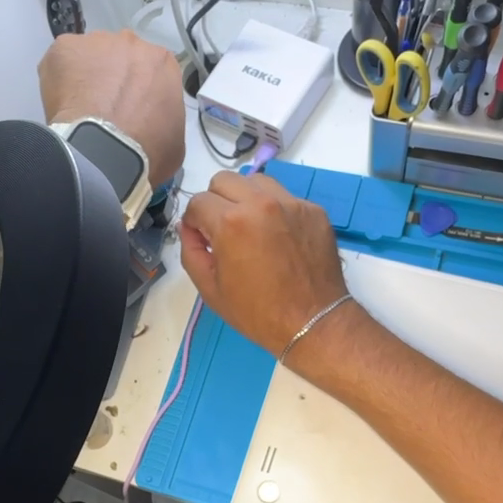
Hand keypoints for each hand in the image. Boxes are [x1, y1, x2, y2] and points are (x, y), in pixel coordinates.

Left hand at [37, 29, 184, 184]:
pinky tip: (62, 106)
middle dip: (113, 80)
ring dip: (86, 78)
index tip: (132, 112)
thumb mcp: (174, 142)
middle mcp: (131, 42)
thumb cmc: (148, 152)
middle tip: (104, 112)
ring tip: (81, 111)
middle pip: (120, 58)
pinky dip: (60, 81)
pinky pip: (61, 62)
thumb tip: (152, 125)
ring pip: (90, 57)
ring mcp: (95, 42)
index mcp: (162, 62)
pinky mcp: (64, 48)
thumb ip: (166, 120)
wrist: (106, 152)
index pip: (151, 71)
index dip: (140, 92)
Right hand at [178, 172, 351, 355]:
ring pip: (256, 181)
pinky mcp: (313, 210)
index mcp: (231, 223)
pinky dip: (275, 211)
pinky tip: (279, 238)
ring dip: (245, 198)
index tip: (202, 238)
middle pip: (224, 180)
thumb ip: (191, 251)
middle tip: (224, 230)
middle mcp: (261, 203)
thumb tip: (189, 228)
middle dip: (216, 202)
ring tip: (251, 227)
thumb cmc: (257, 313)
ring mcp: (291, 204)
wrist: (312, 322)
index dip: (194, 221)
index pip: (198, 202)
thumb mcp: (210, 289)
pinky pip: (284, 198)